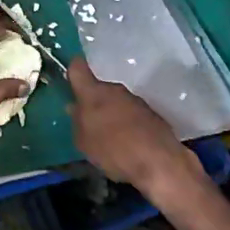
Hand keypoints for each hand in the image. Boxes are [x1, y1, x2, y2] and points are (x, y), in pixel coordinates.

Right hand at [69, 58, 202, 194]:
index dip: (73, 69)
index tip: (70, 76)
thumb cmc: (113, 150)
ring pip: (117, 101)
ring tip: (110, 137)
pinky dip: (128, 123)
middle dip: (94, 102)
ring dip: (112, 113)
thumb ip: (77, 121)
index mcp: (93, 93)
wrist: (159, 161)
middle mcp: (114, 89)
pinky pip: (132, 113)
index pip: (78, 68)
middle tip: (90, 122)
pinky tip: (129, 143)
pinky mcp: (152, 113)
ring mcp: (135, 100)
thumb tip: (74, 108)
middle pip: (99, 88)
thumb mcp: (84, 142)